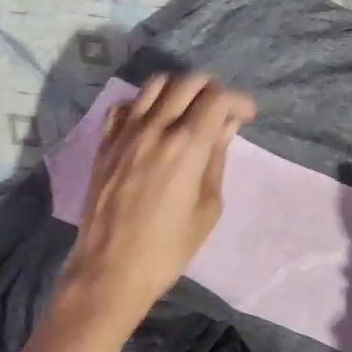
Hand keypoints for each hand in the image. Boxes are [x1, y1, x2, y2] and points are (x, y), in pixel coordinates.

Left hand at [60, 72, 255, 325]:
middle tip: (222, 108)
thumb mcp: (207, 208)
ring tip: (188, 109)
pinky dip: (143, 104)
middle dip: (212, 88)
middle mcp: (154, 128)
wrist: (110, 269)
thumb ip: (216, 160)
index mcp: (186, 145)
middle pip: (187, 82)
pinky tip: (152, 122)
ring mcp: (125, 133)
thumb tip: (225, 127)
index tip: (247, 115)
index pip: (218, 99)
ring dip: (178, 89)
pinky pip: (124, 106)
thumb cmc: (168, 248)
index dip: (239, 100)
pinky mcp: (104, 144)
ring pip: (154, 85)